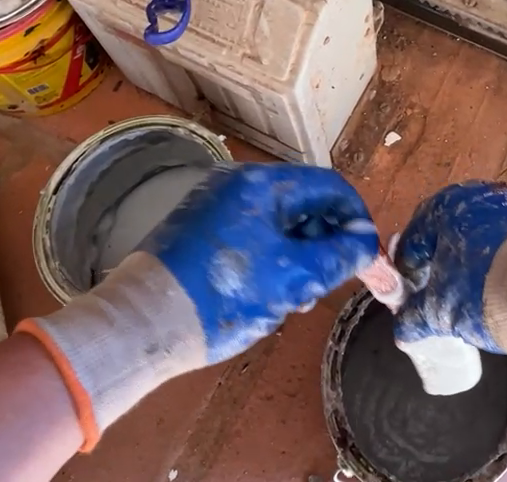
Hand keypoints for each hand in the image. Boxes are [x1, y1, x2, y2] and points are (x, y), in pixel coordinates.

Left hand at [141, 162, 380, 359]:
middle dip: (324, 238)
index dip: (354, 218)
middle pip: (303, 200)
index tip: (365, 253)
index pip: (329, 186)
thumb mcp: (291, 280)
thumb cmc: (222, 298)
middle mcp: (238, 181)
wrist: (140, 325)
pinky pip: (251, 228)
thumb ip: (337, 256)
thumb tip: (366, 242)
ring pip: (277, 217)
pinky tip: (266, 288)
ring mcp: (214, 200)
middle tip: (328, 279)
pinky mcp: (198, 223)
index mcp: (262, 184)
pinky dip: (269, 252)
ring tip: (294, 293)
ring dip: (297, 249)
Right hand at [391, 181, 506, 374]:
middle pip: (453, 232)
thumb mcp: (440, 310)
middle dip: (444, 263)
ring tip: (476, 298)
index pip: (417, 234)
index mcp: (449, 204)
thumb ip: (415, 316)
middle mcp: (483, 195)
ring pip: (486, 237)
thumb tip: (403, 328)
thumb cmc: (484, 289)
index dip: (409, 266)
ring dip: (477, 264)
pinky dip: (506, 264)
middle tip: (441, 295)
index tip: (410, 291)